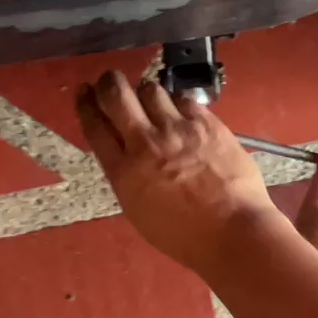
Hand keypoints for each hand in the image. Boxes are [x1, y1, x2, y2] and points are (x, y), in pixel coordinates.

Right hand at [76, 71, 283, 269]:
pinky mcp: (207, 123)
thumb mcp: (139, 211)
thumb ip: (127, 177)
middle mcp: (145, 142)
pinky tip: (182, 112)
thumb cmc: (184, 236)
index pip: (95, 126)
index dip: (86, 104)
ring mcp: (177, 129)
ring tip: (152, 101)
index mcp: (123, 171)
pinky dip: (177, 103)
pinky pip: (183, 99)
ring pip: (150, 89)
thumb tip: (125, 154)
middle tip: (111, 81)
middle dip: (109, 82)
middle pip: (116, 95)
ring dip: (146, 93)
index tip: (85, 92)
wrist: (232, 230)